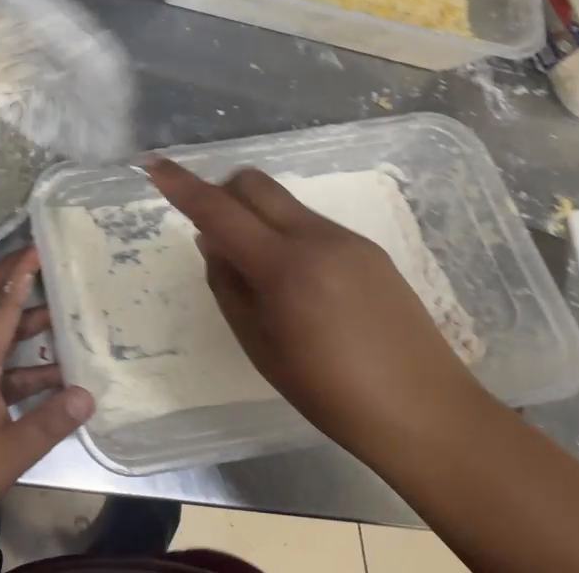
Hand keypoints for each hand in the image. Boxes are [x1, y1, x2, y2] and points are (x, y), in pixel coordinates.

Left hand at [0, 247, 94, 541]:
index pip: (0, 307)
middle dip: (9, 279)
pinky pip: (2, 367)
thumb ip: (51, 421)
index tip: (36, 248)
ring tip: (62, 312)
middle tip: (39, 259)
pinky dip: (27, 365)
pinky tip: (59, 376)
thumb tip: (88, 393)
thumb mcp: (13, 449)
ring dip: (24, 323)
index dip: (18, 276)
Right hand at [141, 160, 488, 459]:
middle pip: (253, 183)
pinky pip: (310, 224)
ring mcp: (348, 241)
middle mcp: (316, 239)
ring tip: (258, 273)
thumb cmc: (330, 393)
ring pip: (282, 203)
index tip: (151, 164)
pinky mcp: (370, 251)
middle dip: (221, 191)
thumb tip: (213, 241)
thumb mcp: (259, 344)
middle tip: (210, 229)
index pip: (217, 209)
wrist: (427, 414)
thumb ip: (227, 284)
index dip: (180, 184)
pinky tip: (297, 285)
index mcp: (283, 266)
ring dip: (254, 216)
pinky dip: (285, 234)